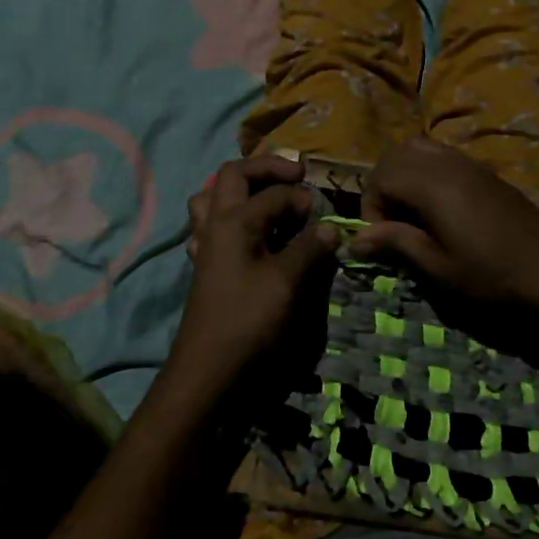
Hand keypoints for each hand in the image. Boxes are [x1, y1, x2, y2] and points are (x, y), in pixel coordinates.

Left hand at [173, 157, 338, 391]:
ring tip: (270, 200)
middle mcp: (215, 223)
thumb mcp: (287, 282)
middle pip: (234, 175)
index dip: (303, 199)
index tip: (325, 216)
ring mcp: (207, 244)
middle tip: (297, 176)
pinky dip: (232, 220)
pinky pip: (212, 227)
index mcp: (233, 220)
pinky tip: (252, 236)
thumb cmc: (248, 320)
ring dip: (243, 191)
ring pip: (214, 198)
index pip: (275, 193)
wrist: (209, 368)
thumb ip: (310, 248)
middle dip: (267, 169)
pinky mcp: (208, 265)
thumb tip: (331, 228)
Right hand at [350, 138, 538, 311]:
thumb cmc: (492, 275)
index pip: (381, 175)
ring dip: (405, 174)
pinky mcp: (486, 172)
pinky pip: (443, 155)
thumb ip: (396, 242)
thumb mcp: (438, 266)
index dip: (372, 205)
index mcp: (432, 184)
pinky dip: (427, 172)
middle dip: (384, 184)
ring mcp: (470, 164)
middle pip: (397, 153)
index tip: (383, 238)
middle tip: (392, 223)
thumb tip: (356, 239)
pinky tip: (439, 209)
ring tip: (412, 214)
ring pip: (420, 148)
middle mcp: (448, 163)